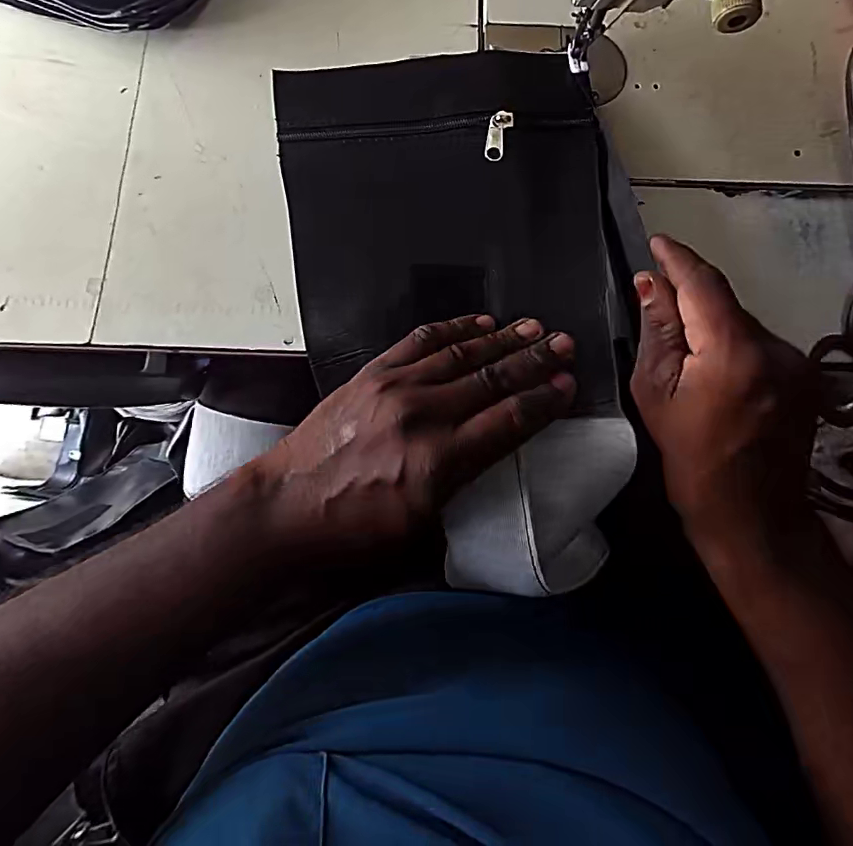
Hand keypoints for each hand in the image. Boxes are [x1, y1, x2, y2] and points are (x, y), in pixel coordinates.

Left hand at [246, 315, 575, 560]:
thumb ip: (461, 490)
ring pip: (462, 354)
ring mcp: (394, 388)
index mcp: (439, 461)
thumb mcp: (417, 530)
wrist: (284, 505)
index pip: (509, 421)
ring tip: (534, 328)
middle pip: (493, 379)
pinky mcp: (371, 374)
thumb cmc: (349, 529)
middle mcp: (422, 416)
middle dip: (535, 360)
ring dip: (502, 339)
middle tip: (565, 344)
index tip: (568, 386)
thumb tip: (489, 458)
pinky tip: (478, 323)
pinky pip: (420, 341)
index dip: (545, 401)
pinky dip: (454, 329)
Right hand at [630, 235, 818, 548]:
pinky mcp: (807, 377)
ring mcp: (798, 363)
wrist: (752, 516)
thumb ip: (657, 331)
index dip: (678, 258)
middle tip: (655, 303)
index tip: (657, 242)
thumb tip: (651, 284)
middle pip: (725, 302)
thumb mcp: (656, 393)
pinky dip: (732, 343)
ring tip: (683, 352)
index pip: (704, 285)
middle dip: (689, 296)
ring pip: (742, 322)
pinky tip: (713, 370)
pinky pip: (760, 343)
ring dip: (711, 323)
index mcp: (733, 352)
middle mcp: (776, 348)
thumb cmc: (691, 460)